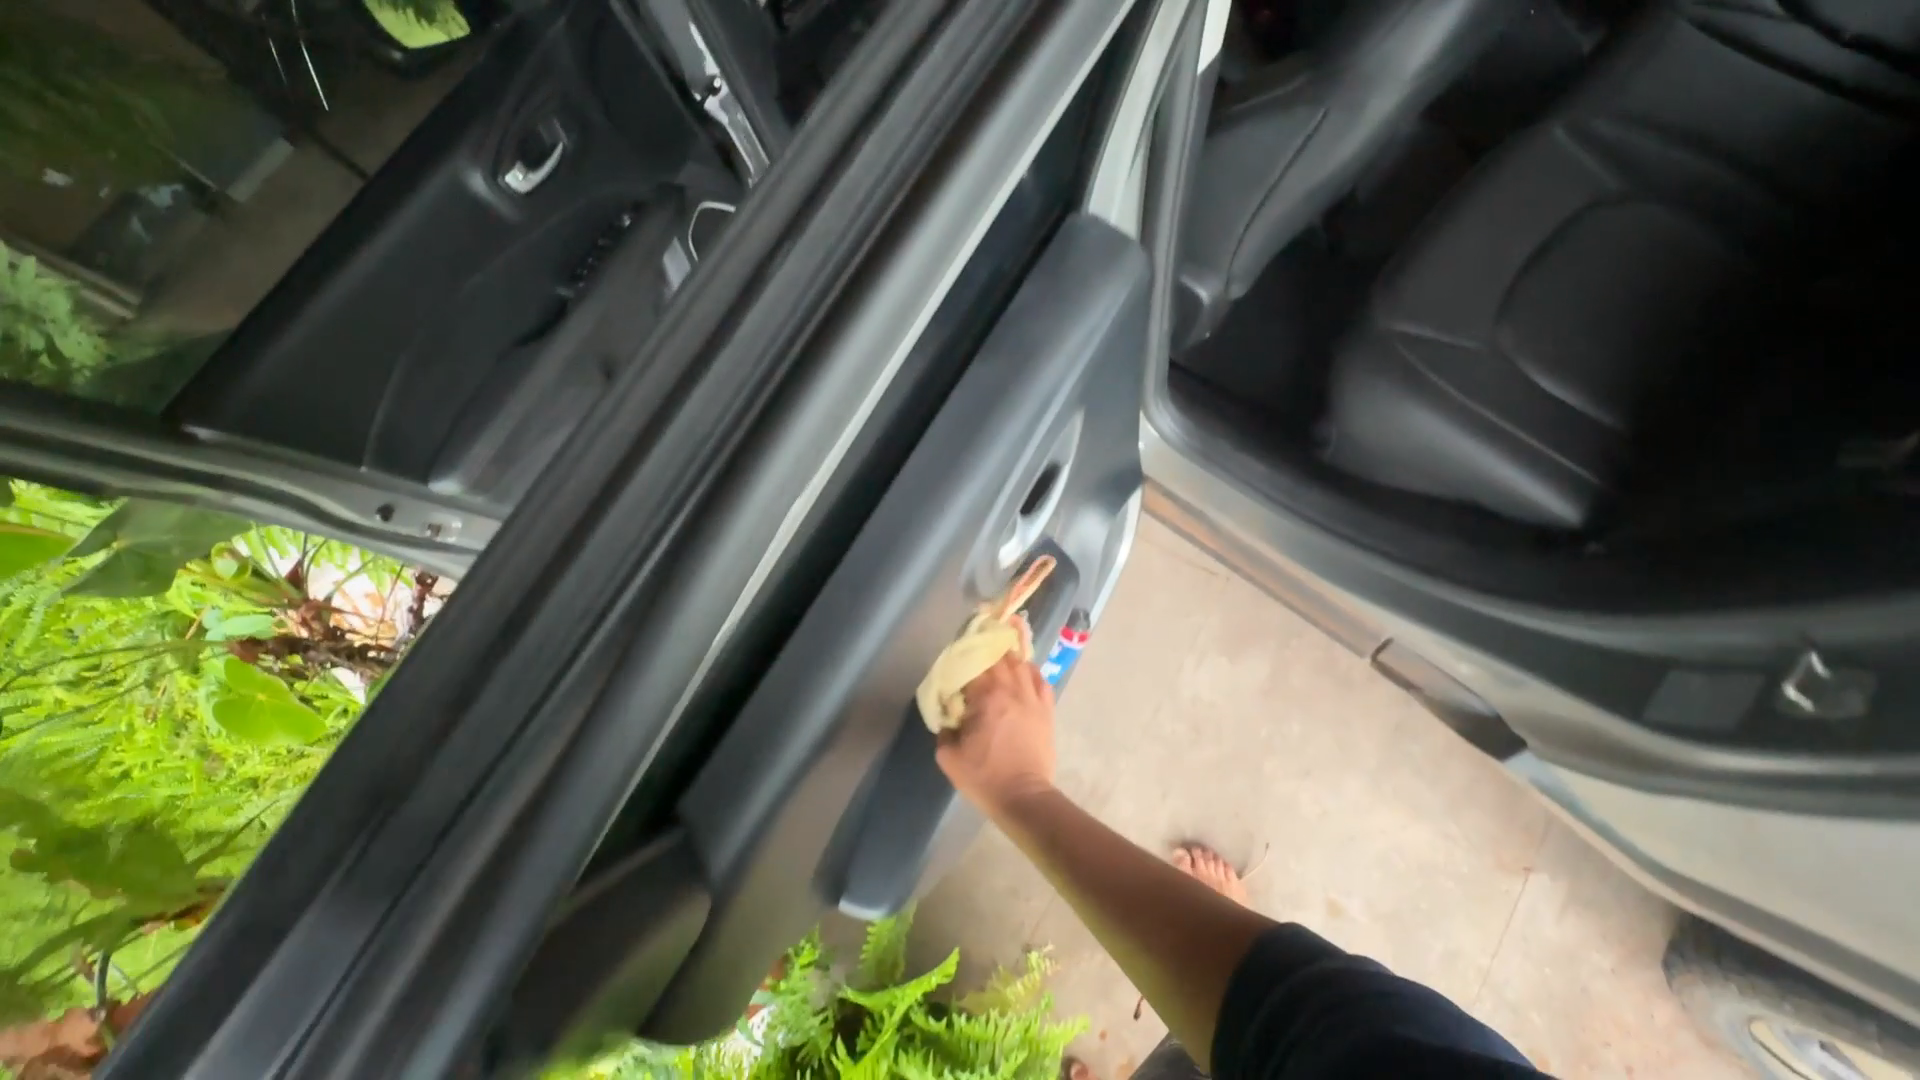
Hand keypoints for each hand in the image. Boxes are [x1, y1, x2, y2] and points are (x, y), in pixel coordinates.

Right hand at [936, 649, 1056, 818]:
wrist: (1023, 797)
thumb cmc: (984, 777)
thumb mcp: (949, 757)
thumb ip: (944, 730)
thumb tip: (949, 716)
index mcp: (985, 697)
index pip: (973, 664)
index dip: (963, 660)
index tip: (956, 666)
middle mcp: (1011, 690)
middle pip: (998, 658)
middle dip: (986, 653)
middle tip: (976, 655)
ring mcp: (1032, 699)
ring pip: (1020, 664)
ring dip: (1007, 659)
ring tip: (998, 658)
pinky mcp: (1047, 710)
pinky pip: (1040, 680)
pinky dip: (1030, 672)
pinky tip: (1022, 673)